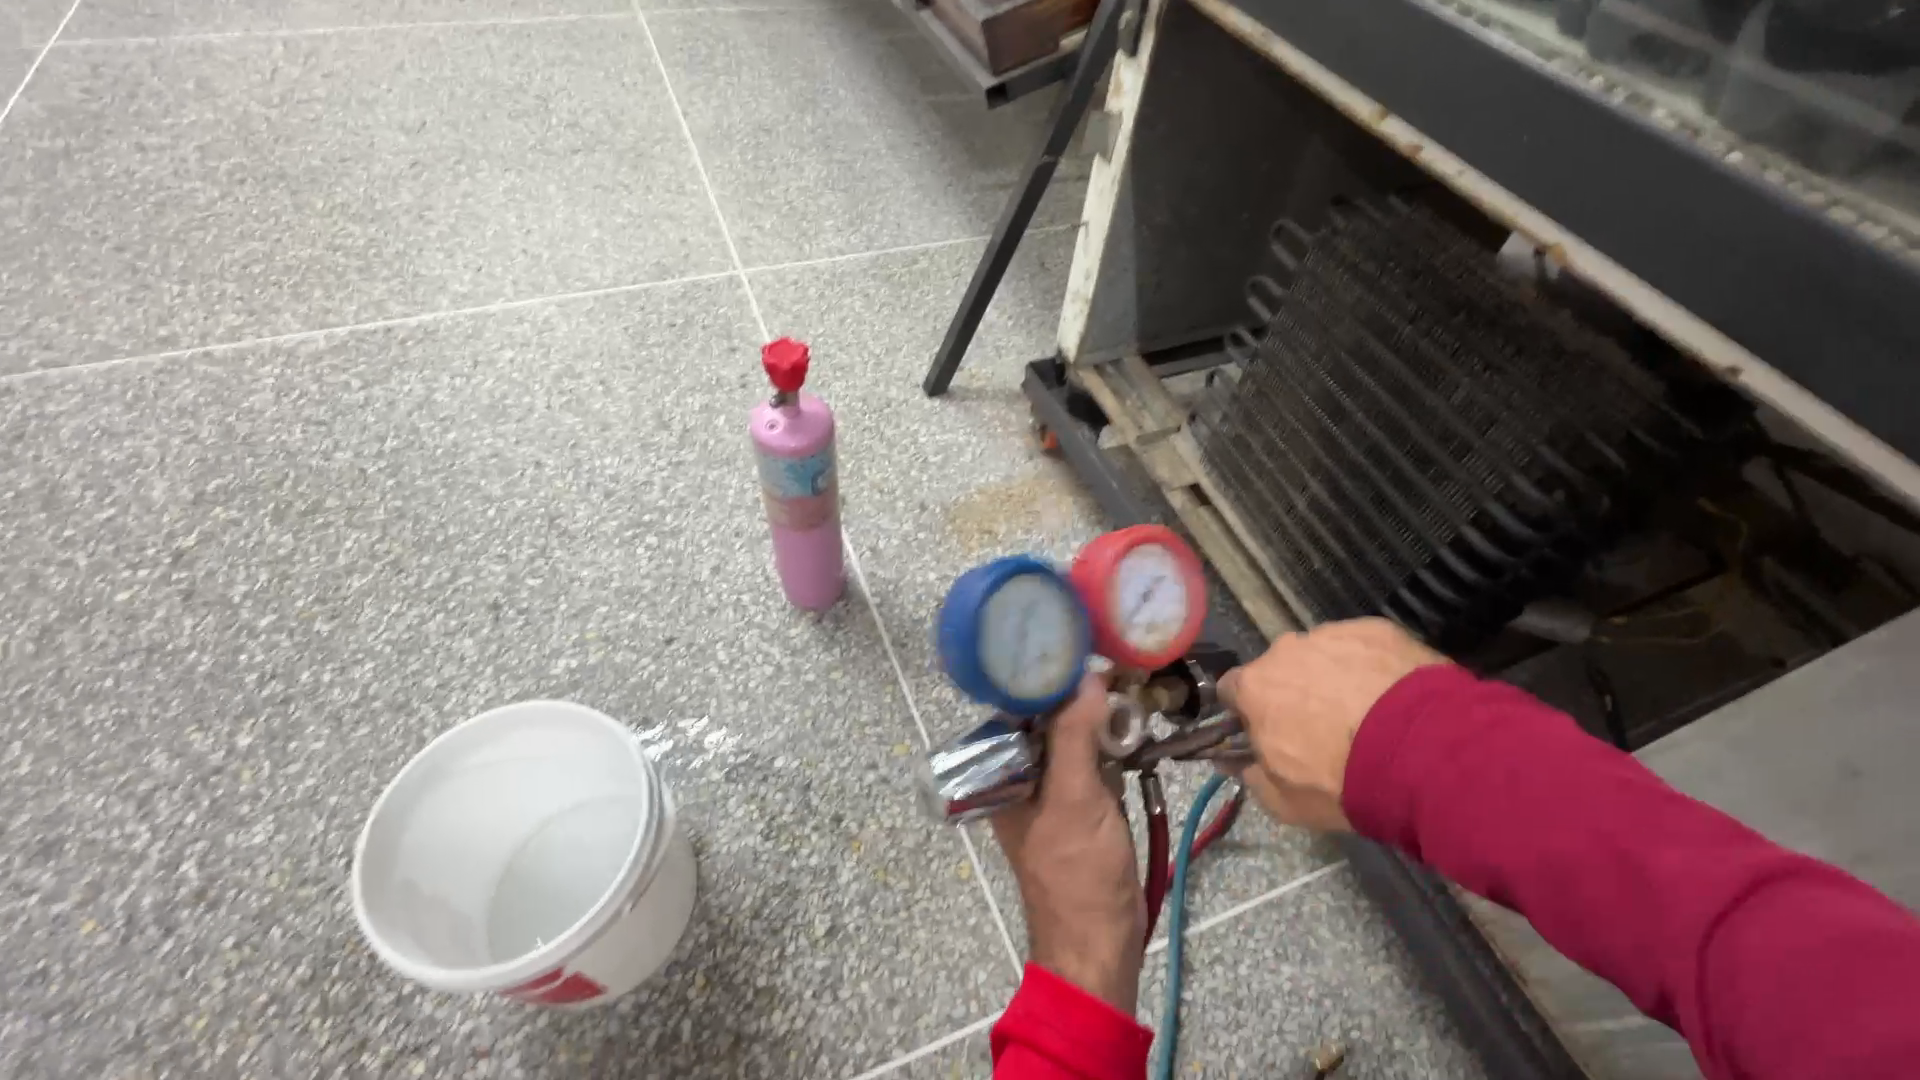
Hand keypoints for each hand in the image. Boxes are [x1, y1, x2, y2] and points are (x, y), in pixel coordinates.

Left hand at [989, 672, 1144, 1011]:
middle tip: (1112, 659)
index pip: (1016, 709)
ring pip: (1074, 736)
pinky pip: (1095, 759)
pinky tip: (1133, 722)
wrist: (1100, 942)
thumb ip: (1075, 736)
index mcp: (1002, 771)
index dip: (1045, 677)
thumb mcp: (1074, 799)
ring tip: (1126, 681)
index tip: (1077, 645)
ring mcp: (1054, 787)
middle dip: (1078, 691)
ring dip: (1099, 713)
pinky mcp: (1084, 801)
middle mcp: (1022, 773)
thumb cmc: (1077, 872)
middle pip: (1047, 718)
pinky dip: (1113, 742)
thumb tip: (1087, 676)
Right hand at [1218, 618, 1447, 831]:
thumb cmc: (1342, 781)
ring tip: (1368, 712)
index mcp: (1254, 688)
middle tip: (1324, 726)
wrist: (1425, 754)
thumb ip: (1252, 777)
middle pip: (1279, 668)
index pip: (1232, 690)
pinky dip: (1372, 666)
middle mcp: (1285, 651)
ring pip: (1323, 654)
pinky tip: (1394, 695)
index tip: (1267, 731)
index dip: (1248, 711)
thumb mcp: (1285, 802)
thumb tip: (1236, 762)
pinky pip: (1364, 646)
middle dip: (1293, 692)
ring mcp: (1332, 635)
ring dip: (1333, 677)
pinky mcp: (1377, 629)